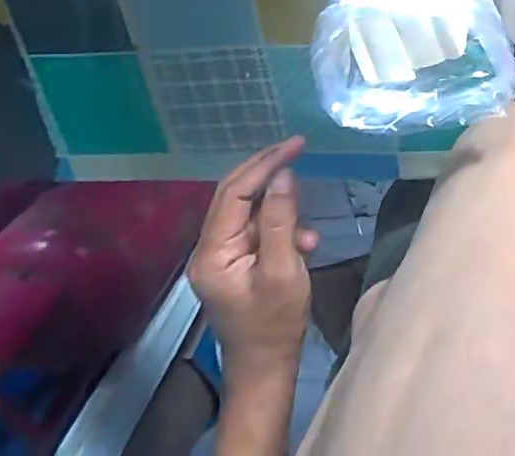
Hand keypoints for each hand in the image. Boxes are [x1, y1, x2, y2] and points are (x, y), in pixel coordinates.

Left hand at [188, 137, 318, 370]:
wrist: (266, 370)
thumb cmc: (275, 325)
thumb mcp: (284, 270)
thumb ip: (281, 220)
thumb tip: (283, 175)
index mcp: (212, 253)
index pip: (235, 193)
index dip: (265, 164)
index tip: (296, 145)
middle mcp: (208, 249)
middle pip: (235, 193)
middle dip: (266, 168)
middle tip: (297, 146)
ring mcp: (220, 255)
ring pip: (247, 208)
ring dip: (278, 204)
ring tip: (306, 224)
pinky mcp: (234, 261)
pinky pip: (255, 227)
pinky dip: (280, 225)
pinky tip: (304, 241)